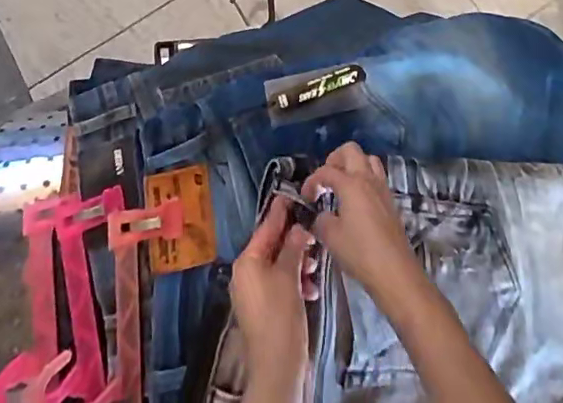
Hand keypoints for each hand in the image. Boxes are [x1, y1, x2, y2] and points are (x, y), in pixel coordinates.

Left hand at [229, 199, 319, 397]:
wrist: (278, 367)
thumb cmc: (280, 316)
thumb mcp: (289, 276)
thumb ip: (293, 247)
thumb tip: (299, 228)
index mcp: (246, 262)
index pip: (265, 228)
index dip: (280, 212)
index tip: (291, 194)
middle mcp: (246, 274)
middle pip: (272, 247)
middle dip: (294, 241)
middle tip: (314, 234)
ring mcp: (255, 292)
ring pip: (279, 265)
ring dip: (299, 263)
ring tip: (316, 265)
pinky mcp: (265, 308)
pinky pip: (281, 283)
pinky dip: (296, 281)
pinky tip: (312, 288)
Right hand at [302, 144, 421, 302]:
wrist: (395, 272)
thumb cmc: (360, 252)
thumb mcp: (330, 237)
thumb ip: (321, 220)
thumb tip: (323, 216)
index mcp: (351, 184)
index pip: (326, 170)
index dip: (312, 180)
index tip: (305, 197)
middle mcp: (368, 179)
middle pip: (351, 150)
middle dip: (334, 159)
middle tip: (325, 178)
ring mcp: (382, 189)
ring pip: (368, 160)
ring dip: (353, 165)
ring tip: (341, 184)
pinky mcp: (391, 202)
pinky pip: (377, 177)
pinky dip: (364, 179)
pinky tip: (356, 199)